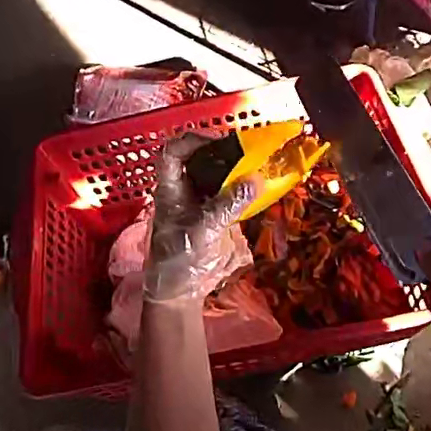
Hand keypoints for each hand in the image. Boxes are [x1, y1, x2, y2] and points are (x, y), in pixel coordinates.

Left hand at [145, 133, 257, 302]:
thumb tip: (256, 180)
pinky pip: (231, 192)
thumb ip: (229, 205)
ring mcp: (201, 201)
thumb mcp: (203, 230)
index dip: (192, 140)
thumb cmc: (179, 259)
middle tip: (247, 148)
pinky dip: (244, 186)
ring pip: (217, 174)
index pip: (173, 152)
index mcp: (171, 190)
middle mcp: (185, 190)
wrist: (181, 291)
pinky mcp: (216, 213)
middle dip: (222, 150)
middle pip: (199, 158)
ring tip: (258, 161)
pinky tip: (260, 184)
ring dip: (236, 167)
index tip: (218, 140)